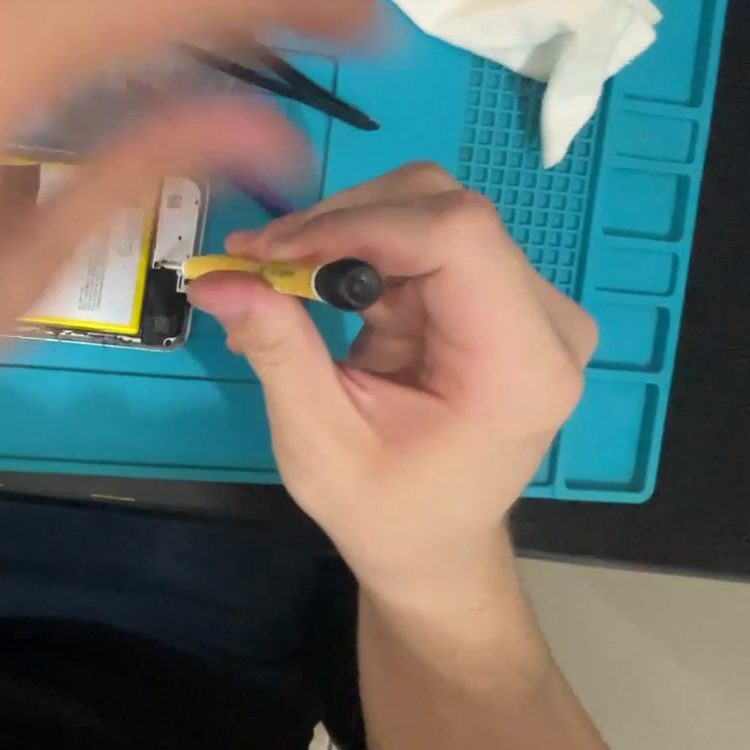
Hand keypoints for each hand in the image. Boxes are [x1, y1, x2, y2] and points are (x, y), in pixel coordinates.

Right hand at [184, 163, 597, 605]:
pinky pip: (407, 236)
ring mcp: (514, 300)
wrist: (430, 541)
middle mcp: (537, 317)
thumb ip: (276, 349)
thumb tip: (212, 278)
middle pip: (437, 207)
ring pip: (418, 208)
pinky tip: (296, 285)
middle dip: (334, 221)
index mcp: (517, 363)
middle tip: (255, 259)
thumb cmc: (382, 506)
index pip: (454, 235)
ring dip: (332, 230)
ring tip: (266, 273)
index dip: (354, 224)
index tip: (267, 254)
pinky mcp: (479, 294)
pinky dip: (340, 248)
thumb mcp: (316, 438)